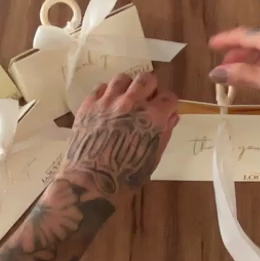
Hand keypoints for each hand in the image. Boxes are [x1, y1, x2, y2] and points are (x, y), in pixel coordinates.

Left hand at [59, 71, 179, 197]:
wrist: (89, 182)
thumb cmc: (126, 178)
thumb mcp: (153, 158)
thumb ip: (164, 133)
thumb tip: (171, 116)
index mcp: (152, 118)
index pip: (169, 97)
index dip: (169, 104)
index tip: (165, 110)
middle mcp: (131, 103)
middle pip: (147, 79)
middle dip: (150, 88)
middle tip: (146, 100)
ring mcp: (108, 102)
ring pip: (123, 78)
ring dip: (128, 86)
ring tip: (125, 99)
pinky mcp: (88, 105)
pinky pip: (101, 87)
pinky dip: (107, 93)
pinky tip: (107, 106)